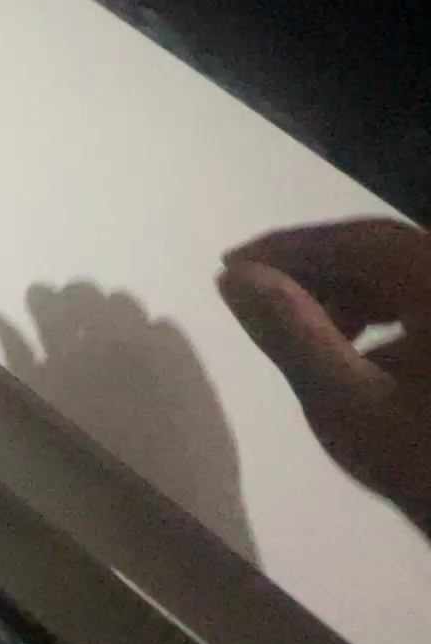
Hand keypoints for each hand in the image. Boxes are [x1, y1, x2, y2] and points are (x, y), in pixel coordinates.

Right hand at [219, 218, 430, 519]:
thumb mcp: (345, 402)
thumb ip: (289, 331)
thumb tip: (235, 275)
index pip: (368, 242)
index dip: (294, 245)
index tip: (231, 267)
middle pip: (396, 255)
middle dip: (320, 269)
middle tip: (258, 299)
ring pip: (419, 277)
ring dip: (355, 291)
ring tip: (310, 330)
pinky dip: (397, 311)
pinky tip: (372, 351)